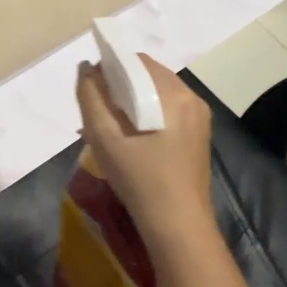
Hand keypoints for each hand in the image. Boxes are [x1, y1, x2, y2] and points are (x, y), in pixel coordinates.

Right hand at [76, 53, 214, 245]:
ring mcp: (199, 118)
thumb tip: (88, 68)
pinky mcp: (198, 135)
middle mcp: (192, 99)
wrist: (176, 224)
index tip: (93, 92)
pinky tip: (131, 138)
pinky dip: (146, 112)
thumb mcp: (103, 135)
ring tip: (113, 127)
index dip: (110, 69)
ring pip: (156, 92)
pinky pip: (167, 109)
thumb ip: (90, 95)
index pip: (136, 61)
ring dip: (131, 100)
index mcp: (174, 94)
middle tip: (100, 113)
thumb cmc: (138, 177)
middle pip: (147, 75)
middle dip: (120, 85)